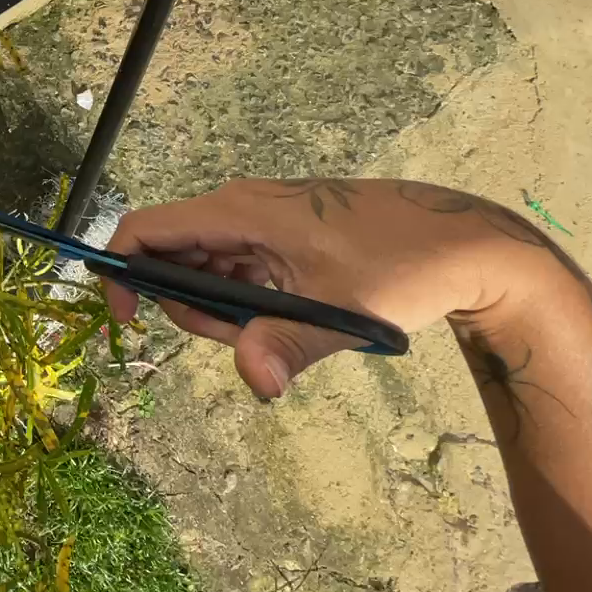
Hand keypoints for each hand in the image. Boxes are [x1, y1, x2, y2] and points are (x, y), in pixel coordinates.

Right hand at [102, 178, 570, 398]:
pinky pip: (228, 262)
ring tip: (266, 334)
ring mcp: (253, 218)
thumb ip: (288, 344)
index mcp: (237, 212)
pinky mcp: (272, 231)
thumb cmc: (404, 265)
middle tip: (233, 342)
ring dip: (212, 303)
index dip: (120, 269)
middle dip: (182, 302)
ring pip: (199, 262)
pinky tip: (276, 316)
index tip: (125, 317)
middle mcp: (234, 207)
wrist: (470, 241)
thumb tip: (252, 383)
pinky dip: (235, 295)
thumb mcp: (344, 310)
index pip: (145, 229)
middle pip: (169, 252)